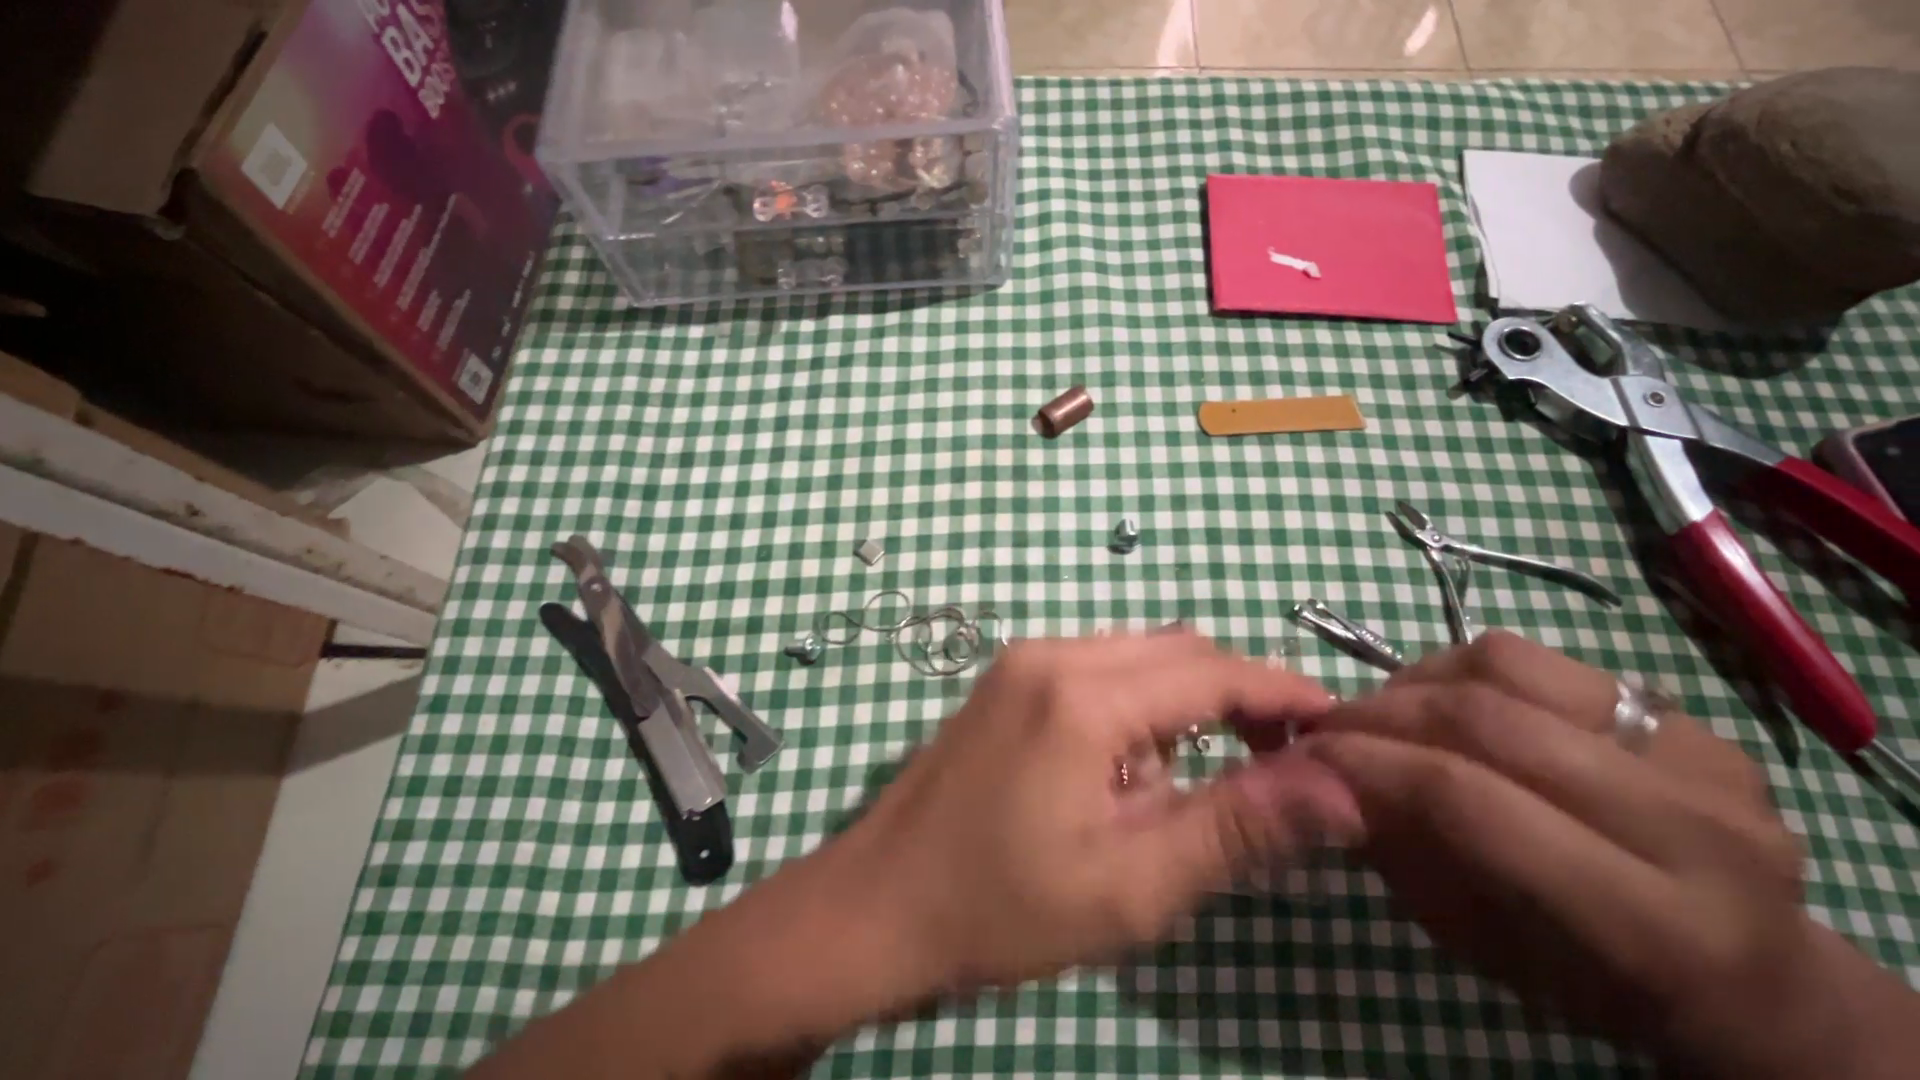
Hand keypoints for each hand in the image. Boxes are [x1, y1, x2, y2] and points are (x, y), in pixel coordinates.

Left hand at [833, 631, 1357, 992]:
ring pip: (1137, 657)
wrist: (875, 908)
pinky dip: (1139, 706)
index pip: (1212, 671)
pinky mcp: (1002, 683)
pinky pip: (1097, 671)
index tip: (1341, 728)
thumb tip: (1342, 788)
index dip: (1284, 693)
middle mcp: (1051, 654)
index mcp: (1082, 695)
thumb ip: (1238, 828)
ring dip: (1188, 702)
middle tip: (1289, 760)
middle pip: (1176, 651)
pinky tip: (1136, 770)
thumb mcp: (1132, 885)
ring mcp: (1019, 663)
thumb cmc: (1000, 909)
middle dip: (1240, 695)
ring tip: (1218, 774)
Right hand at [1273, 630, 1906, 1076]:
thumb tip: (1327, 772)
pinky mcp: (1696, 718)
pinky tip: (1442, 698)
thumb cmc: (1591, 983)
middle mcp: (1692, 829)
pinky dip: (1468, 670)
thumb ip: (1405, 852)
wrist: (1750, 976)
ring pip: (1514, 668)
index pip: (1469, 801)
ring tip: (1380, 709)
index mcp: (1645, 924)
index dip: (1368, 765)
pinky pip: (1549, 660)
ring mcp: (1705, 758)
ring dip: (1417, 679)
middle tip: (1325, 727)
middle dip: (1380, 713)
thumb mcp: (1480, 946)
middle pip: (1489, 722)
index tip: (1303, 757)